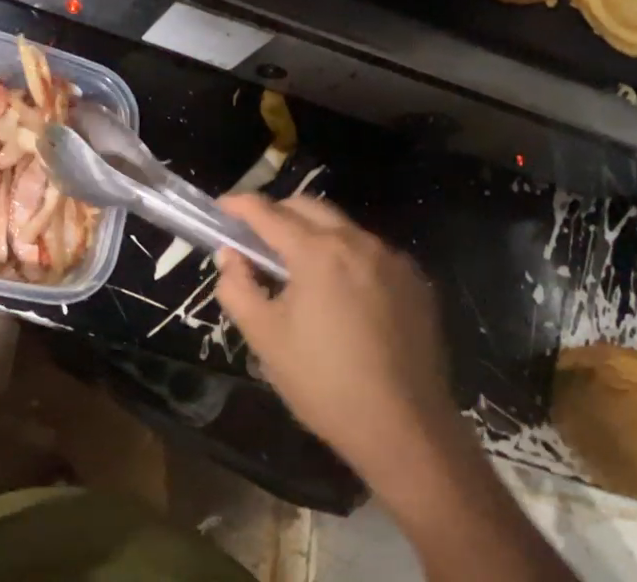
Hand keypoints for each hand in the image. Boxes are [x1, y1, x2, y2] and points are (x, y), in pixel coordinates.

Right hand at [214, 194, 458, 472]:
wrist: (406, 430)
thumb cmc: (324, 384)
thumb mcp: (265, 339)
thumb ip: (238, 288)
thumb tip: (230, 256)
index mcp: (317, 253)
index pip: (267, 213)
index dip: (238, 205)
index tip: (220, 208)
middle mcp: (358, 243)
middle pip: (308, 207)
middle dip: (277, 212)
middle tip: (254, 237)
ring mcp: (393, 261)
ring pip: (343, 227)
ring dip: (313, 234)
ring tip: (296, 267)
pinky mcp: (416, 284)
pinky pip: (371, 254)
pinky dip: (346, 257)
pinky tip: (340, 293)